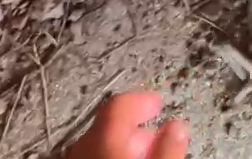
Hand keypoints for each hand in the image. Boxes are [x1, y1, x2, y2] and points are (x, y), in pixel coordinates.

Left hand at [67, 92, 188, 158]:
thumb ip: (168, 147)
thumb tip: (178, 124)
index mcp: (104, 135)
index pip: (120, 103)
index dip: (141, 99)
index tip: (158, 102)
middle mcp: (83, 142)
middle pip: (109, 121)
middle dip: (135, 123)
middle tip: (157, 132)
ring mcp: (72, 156)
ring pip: (98, 139)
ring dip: (122, 139)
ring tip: (144, 151)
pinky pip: (90, 152)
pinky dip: (107, 150)